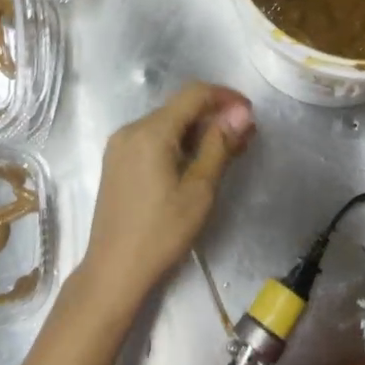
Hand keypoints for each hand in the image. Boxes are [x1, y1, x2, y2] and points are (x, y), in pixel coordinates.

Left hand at [80, 83, 255, 306]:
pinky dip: (177, 142)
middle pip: (179, 107)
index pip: (194, 94)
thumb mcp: (199, 190)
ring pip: (166, 123)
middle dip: (213, 115)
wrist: (114, 271)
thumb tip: (242, 113)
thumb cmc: (161, 233)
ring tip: (225, 152)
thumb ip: (219, 145)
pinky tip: (195, 163)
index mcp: (150, 131)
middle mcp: (130, 129)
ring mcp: (119, 145)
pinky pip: (152, 138)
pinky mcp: (116, 161)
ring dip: (197, 130)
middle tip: (244, 138)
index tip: (250, 114)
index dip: (225, 97)